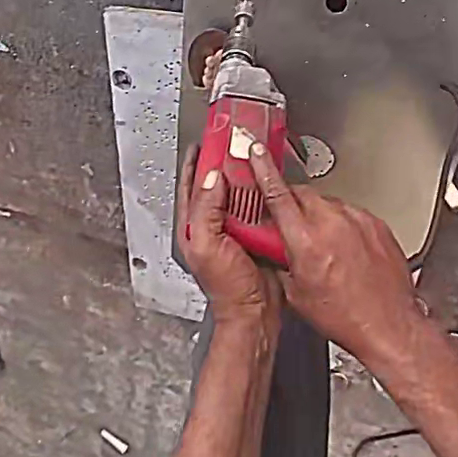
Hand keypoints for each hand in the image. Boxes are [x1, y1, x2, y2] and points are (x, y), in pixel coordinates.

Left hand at [179, 144, 282, 330]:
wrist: (255, 313)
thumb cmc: (228, 290)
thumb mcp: (207, 246)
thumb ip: (205, 211)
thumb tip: (211, 178)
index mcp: (193, 228)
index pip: (190, 187)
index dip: (194, 164)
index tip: (203, 143)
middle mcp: (212, 226)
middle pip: (214, 186)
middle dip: (221, 164)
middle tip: (230, 143)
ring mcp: (234, 230)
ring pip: (236, 194)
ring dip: (243, 176)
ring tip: (248, 156)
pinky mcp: (256, 233)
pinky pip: (257, 206)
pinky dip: (261, 192)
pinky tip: (267, 183)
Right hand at [246, 142, 431, 369]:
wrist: (389, 324)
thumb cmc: (347, 317)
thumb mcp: (297, 294)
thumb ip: (281, 260)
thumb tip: (272, 247)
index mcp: (306, 239)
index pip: (277, 193)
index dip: (263, 169)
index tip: (257, 153)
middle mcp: (332, 223)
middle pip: (303, 194)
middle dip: (292, 202)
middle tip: (290, 222)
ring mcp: (357, 220)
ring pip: (328, 203)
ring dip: (319, 216)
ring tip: (325, 246)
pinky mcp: (375, 223)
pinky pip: (351, 214)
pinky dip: (343, 225)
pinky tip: (346, 249)